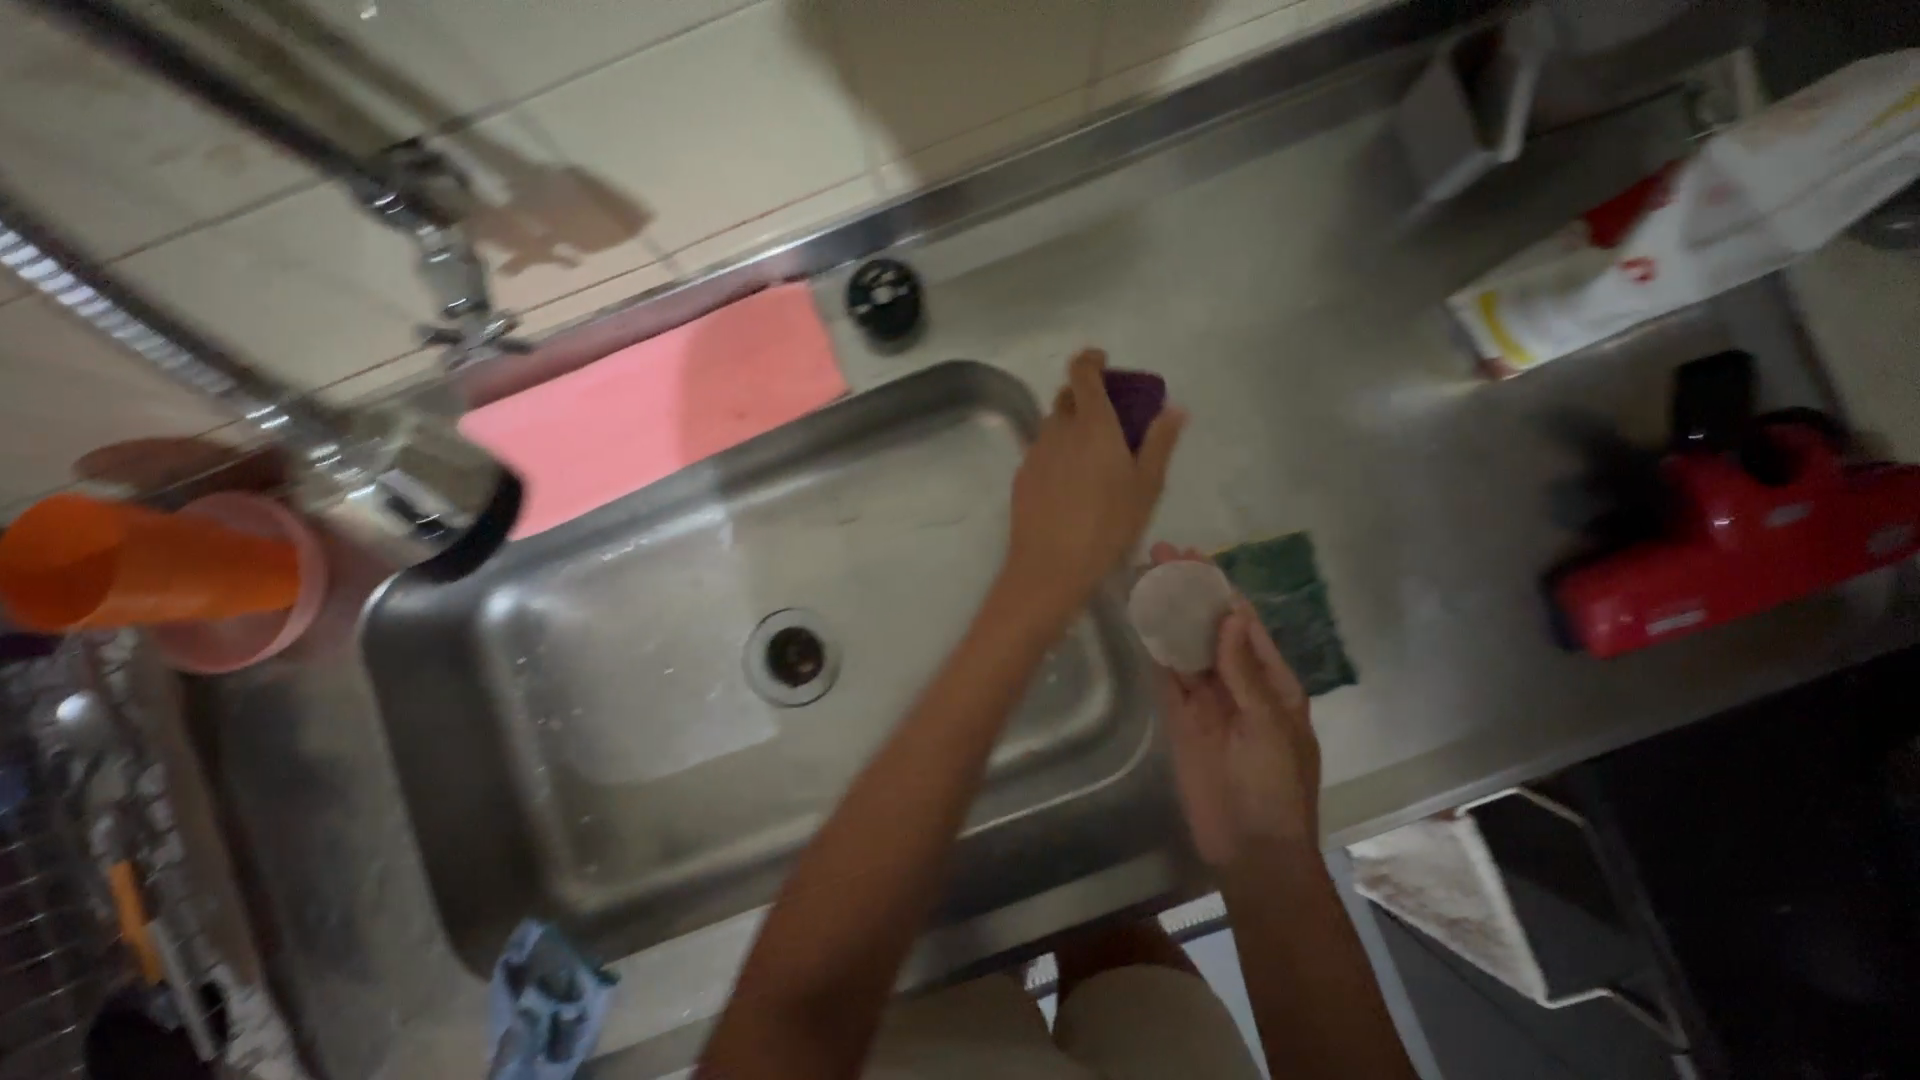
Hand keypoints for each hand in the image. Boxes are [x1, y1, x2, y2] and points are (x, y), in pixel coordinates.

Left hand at [1003, 349, 1184, 618]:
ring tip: (1093, 455)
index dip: (1091, 359)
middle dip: (1085, 395)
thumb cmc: (1109, 525)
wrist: (1051, 566)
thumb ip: (1159, 443)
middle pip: (1066, 397)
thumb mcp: (1147, 486)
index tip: (1102, 361)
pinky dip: (1057, 453)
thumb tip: (1175, 409)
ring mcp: (1035, 453)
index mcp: (1092, 424)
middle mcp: (1058, 430)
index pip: (1083, 372)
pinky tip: (1071, 484)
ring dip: (1070, 426)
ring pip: (1052, 426)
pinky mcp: (1022, 477)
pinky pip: (1042, 452)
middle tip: (1108, 416)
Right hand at [1150, 543, 1321, 869]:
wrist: (1253, 849)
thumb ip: (1244, 673)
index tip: (1196, 559)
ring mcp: (1208, 703)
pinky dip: (1156, 651)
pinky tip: (1142, 623)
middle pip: (1209, 629)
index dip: (1219, 590)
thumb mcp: (1269, 727)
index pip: (1243, 625)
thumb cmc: (1276, 787)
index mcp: (1273, 684)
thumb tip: (1228, 617)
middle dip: (1189, 593)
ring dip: (1168, 615)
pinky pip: (1168, 680)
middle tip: (1162, 554)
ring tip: (1146, 577)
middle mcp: (1239, 685)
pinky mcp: (1181, 722)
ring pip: (1185, 649)